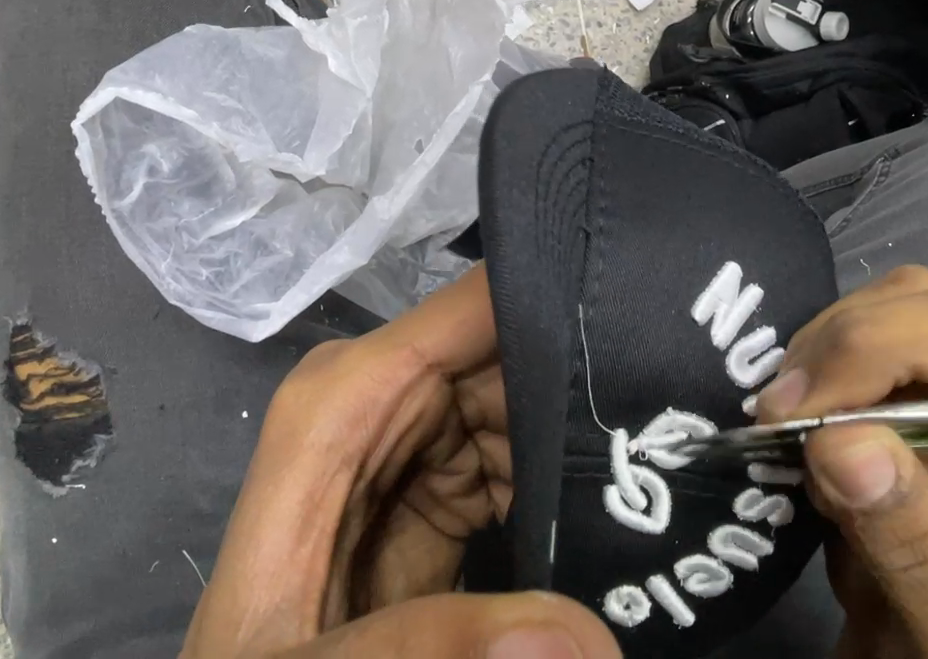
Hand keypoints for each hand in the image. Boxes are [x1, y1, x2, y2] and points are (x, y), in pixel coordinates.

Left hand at [182, 266, 619, 657]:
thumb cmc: (257, 658)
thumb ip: (439, 639)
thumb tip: (584, 640)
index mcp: (349, 394)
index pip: (471, 308)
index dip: (554, 304)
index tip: (641, 320)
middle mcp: (386, 394)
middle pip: (510, 352)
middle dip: (583, 378)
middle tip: (670, 413)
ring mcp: (416, 437)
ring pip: (523, 404)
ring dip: (578, 438)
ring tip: (651, 467)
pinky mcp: (439, 482)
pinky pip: (517, 455)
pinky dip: (557, 482)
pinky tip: (604, 507)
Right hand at [753, 265, 927, 658]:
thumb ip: (927, 565)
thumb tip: (841, 443)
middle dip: (897, 345)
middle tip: (809, 409)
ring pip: (920, 301)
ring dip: (843, 341)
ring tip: (784, 413)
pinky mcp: (902, 386)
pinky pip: (862, 325)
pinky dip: (815, 354)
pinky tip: (787, 415)